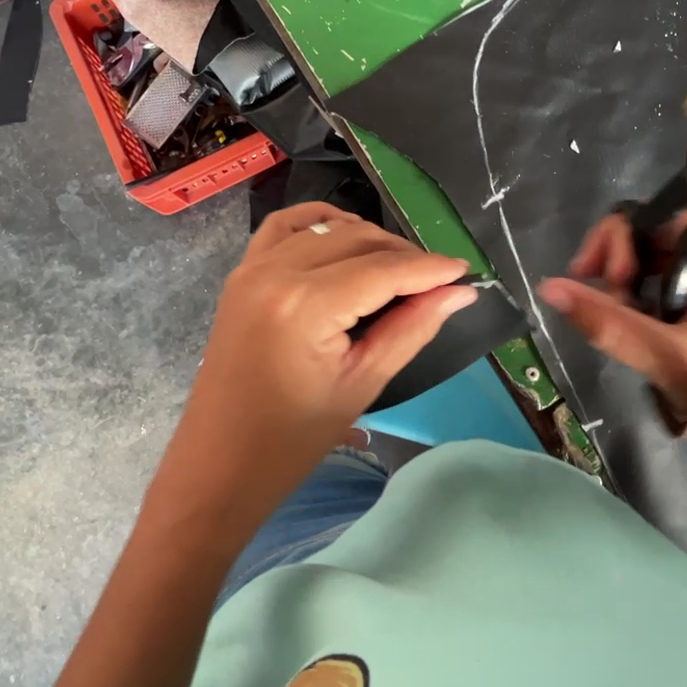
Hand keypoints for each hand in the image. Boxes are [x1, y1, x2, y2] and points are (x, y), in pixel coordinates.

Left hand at [177, 202, 475, 503]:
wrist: (220, 463)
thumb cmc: (293, 439)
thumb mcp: (362, 383)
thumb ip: (413, 328)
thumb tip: (460, 292)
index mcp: (306, 304)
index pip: (383, 270)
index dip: (429, 269)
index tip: (466, 272)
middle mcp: (277, 271)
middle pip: (356, 240)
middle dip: (403, 255)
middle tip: (437, 281)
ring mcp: (252, 267)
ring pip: (325, 228)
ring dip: (366, 239)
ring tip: (397, 268)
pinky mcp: (240, 273)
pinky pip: (283, 227)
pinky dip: (318, 224)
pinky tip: (344, 237)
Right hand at [536, 214, 686, 468]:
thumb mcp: (670, 360)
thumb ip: (608, 321)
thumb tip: (548, 288)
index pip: (666, 220)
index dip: (623, 243)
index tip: (603, 282)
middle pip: (664, 239)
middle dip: (623, 266)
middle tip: (603, 304)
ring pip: (668, 264)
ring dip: (634, 288)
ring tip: (621, 324)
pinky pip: (682, 286)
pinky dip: (653, 301)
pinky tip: (641, 329)